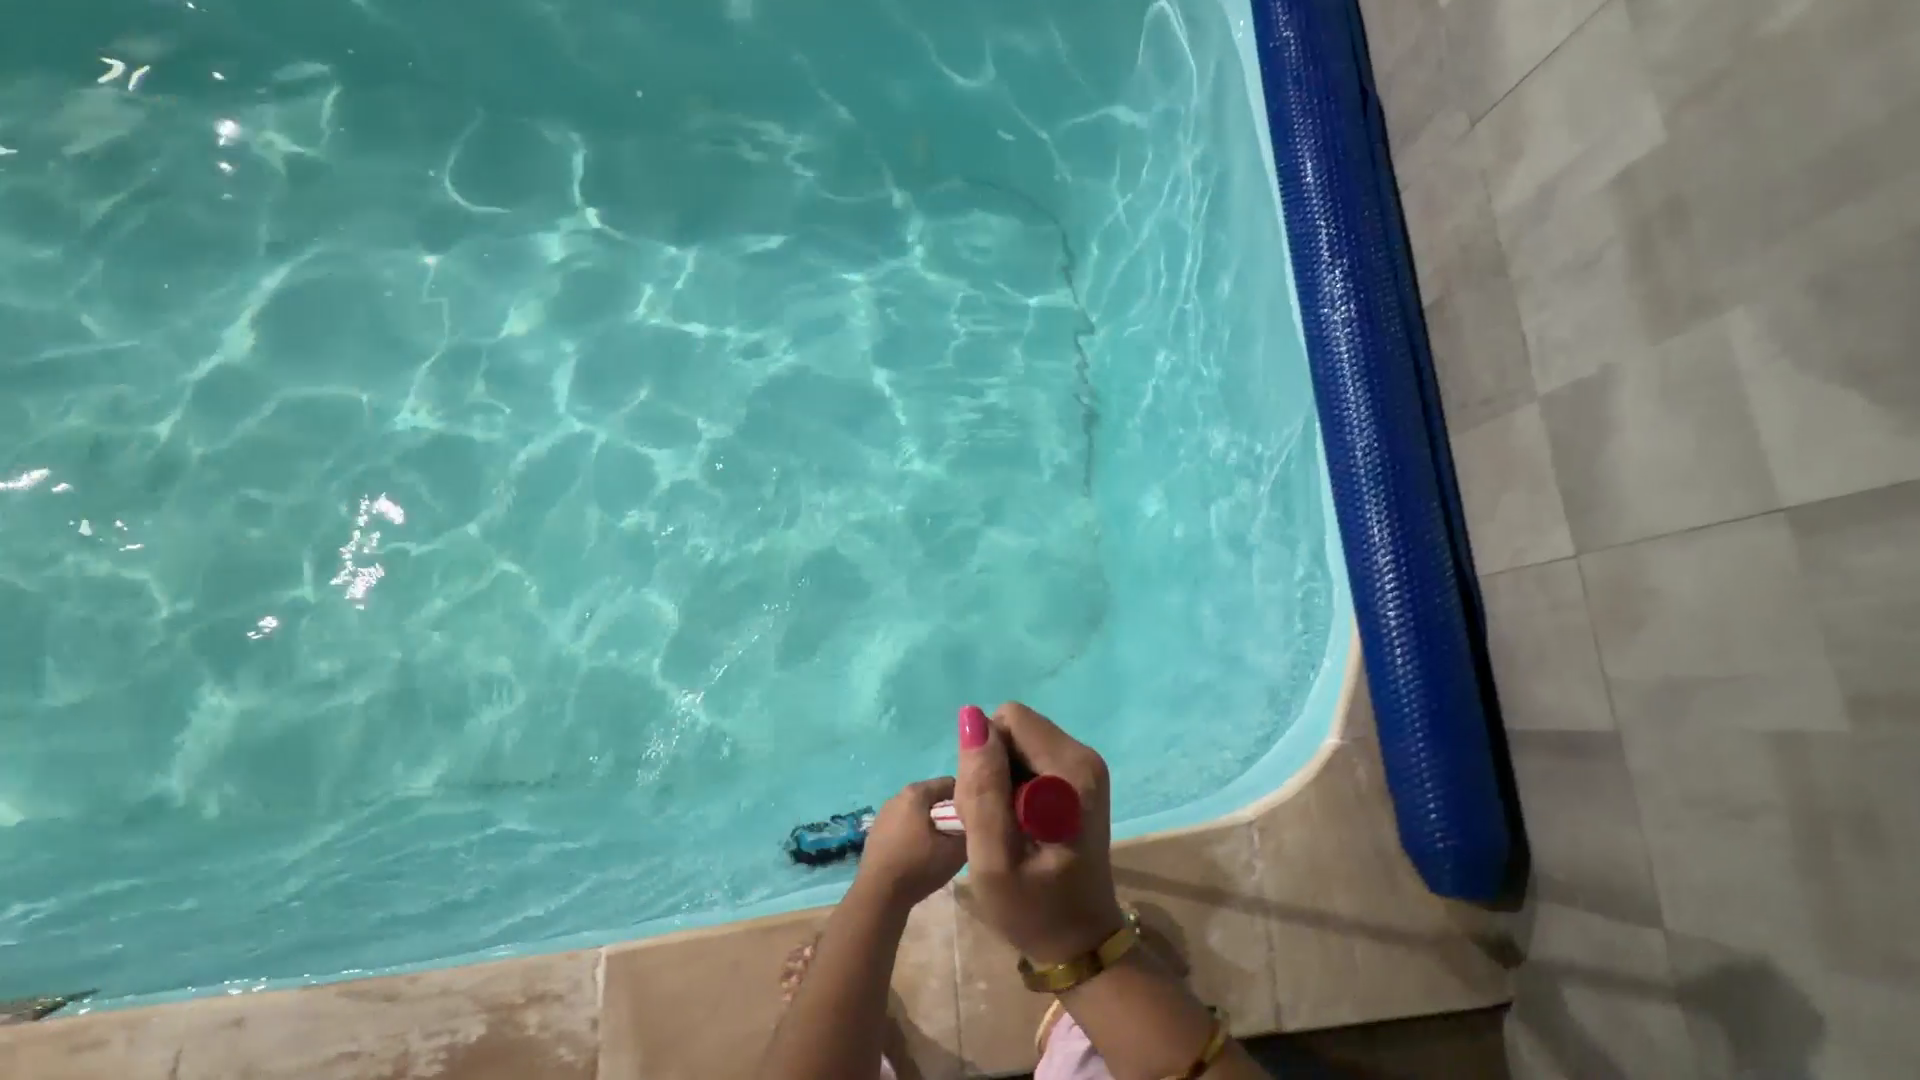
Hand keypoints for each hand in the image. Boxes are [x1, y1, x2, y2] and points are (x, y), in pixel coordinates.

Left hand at [856, 777, 967, 909]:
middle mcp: (897, 796)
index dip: (964, 800)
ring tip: (939, 847)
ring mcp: (884, 813)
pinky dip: (914, 833)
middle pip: (932, 797)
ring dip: (930, 824)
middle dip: (947, 813)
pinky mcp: (876, 830)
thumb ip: (970, 832)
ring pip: (917, 812)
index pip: (950, 784)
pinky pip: (903, 824)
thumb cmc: (918, 866)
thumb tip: (975, 826)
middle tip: (957, 835)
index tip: (971, 819)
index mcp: (916, 793)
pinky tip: (918, 855)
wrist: (878, 894)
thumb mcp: (955, 852)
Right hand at [955, 702, 1126, 963]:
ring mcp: (1084, 768)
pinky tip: (1015, 826)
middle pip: (1015, 729)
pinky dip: (1012, 788)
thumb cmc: (1034, 909)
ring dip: (998, 780)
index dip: (985, 758)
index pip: (1009, 720)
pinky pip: (1029, 760)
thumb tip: (972, 721)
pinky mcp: (1079, 779)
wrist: (1079, 942)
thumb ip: (982, 789)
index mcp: (1071, 771)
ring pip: (1018, 744)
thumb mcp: (994, 859)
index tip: (986, 808)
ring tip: (1003, 829)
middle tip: (992, 824)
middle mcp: (1084, 757)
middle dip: (990, 768)